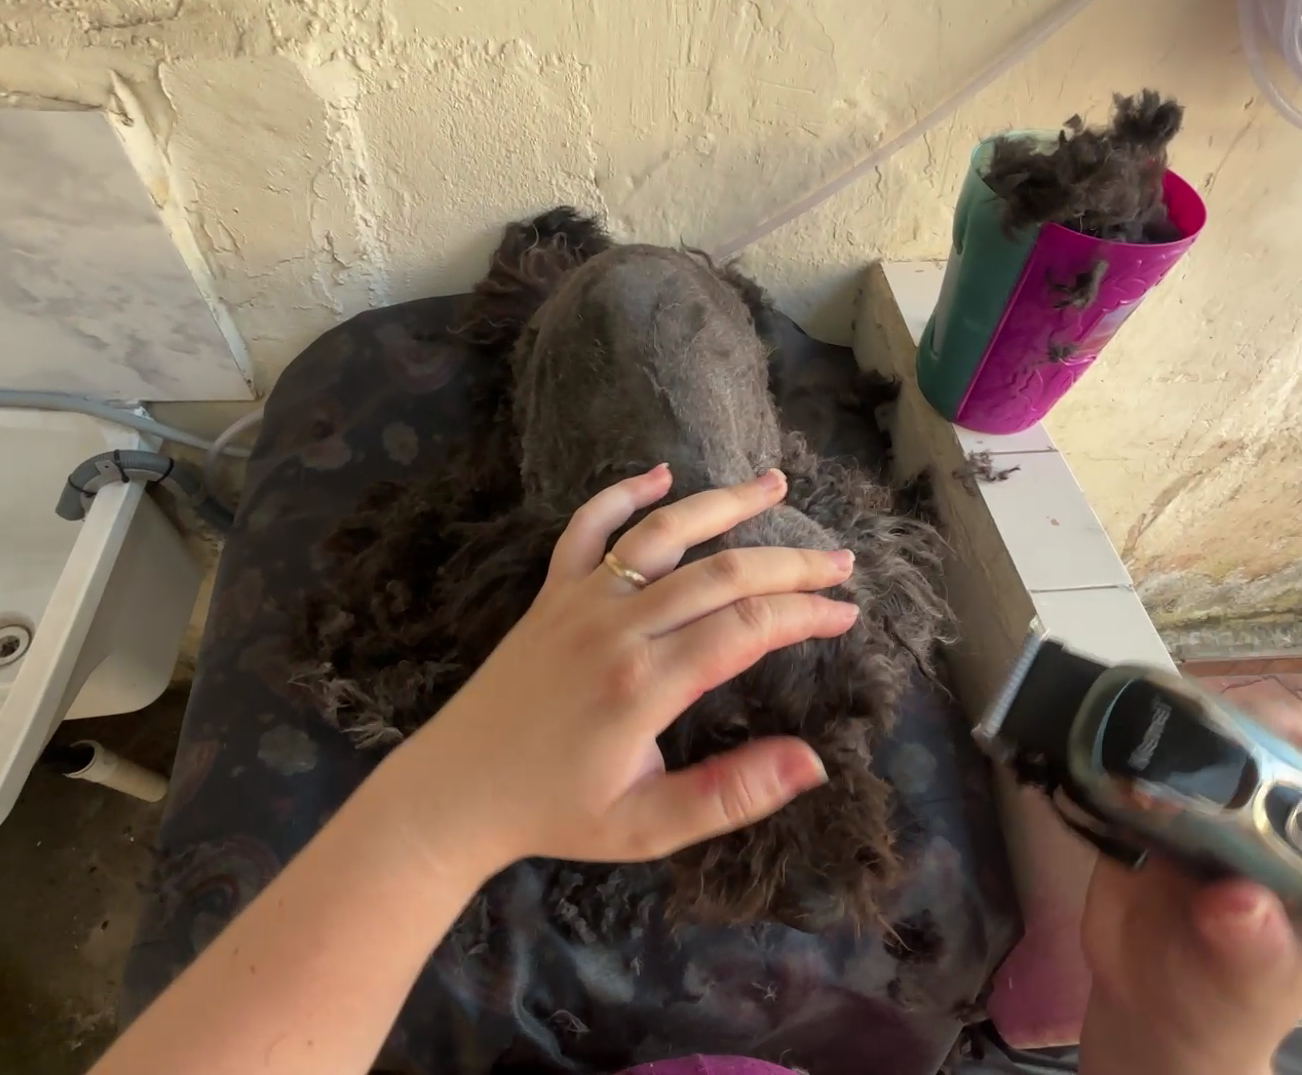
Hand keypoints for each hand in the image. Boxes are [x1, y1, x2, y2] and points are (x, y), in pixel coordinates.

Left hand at [369, 463, 856, 883]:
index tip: (846, 614)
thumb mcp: (650, 827)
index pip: (748, 628)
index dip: (806, 615)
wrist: (455, 790)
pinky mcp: (551, 592)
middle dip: (790, 563)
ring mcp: (580, 600)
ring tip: (774, 483)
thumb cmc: (556, 812)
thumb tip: (815, 763)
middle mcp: (616, 627)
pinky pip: (587, 527)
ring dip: (723, 503)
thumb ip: (733, 794)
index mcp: (645, 685)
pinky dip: (622, 494)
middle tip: (840, 561)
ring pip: (662, 532)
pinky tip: (660, 474)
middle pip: (721, 572)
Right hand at [1078, 698, 1301, 1074]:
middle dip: (1268, 726)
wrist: (1142, 1002)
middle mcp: (1277, 820)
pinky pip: (1143, 757)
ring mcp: (1210, 806)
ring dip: (1190, 725)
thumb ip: (1251, 949)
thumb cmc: (1222, 1002)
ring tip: (1157, 740)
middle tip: (1229, 740)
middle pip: (1292, 744)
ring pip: (1215, 738)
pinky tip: (1109, 749)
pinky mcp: (1149, 803)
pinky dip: (1128, 744)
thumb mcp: (1248, 987)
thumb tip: (1240, 898)